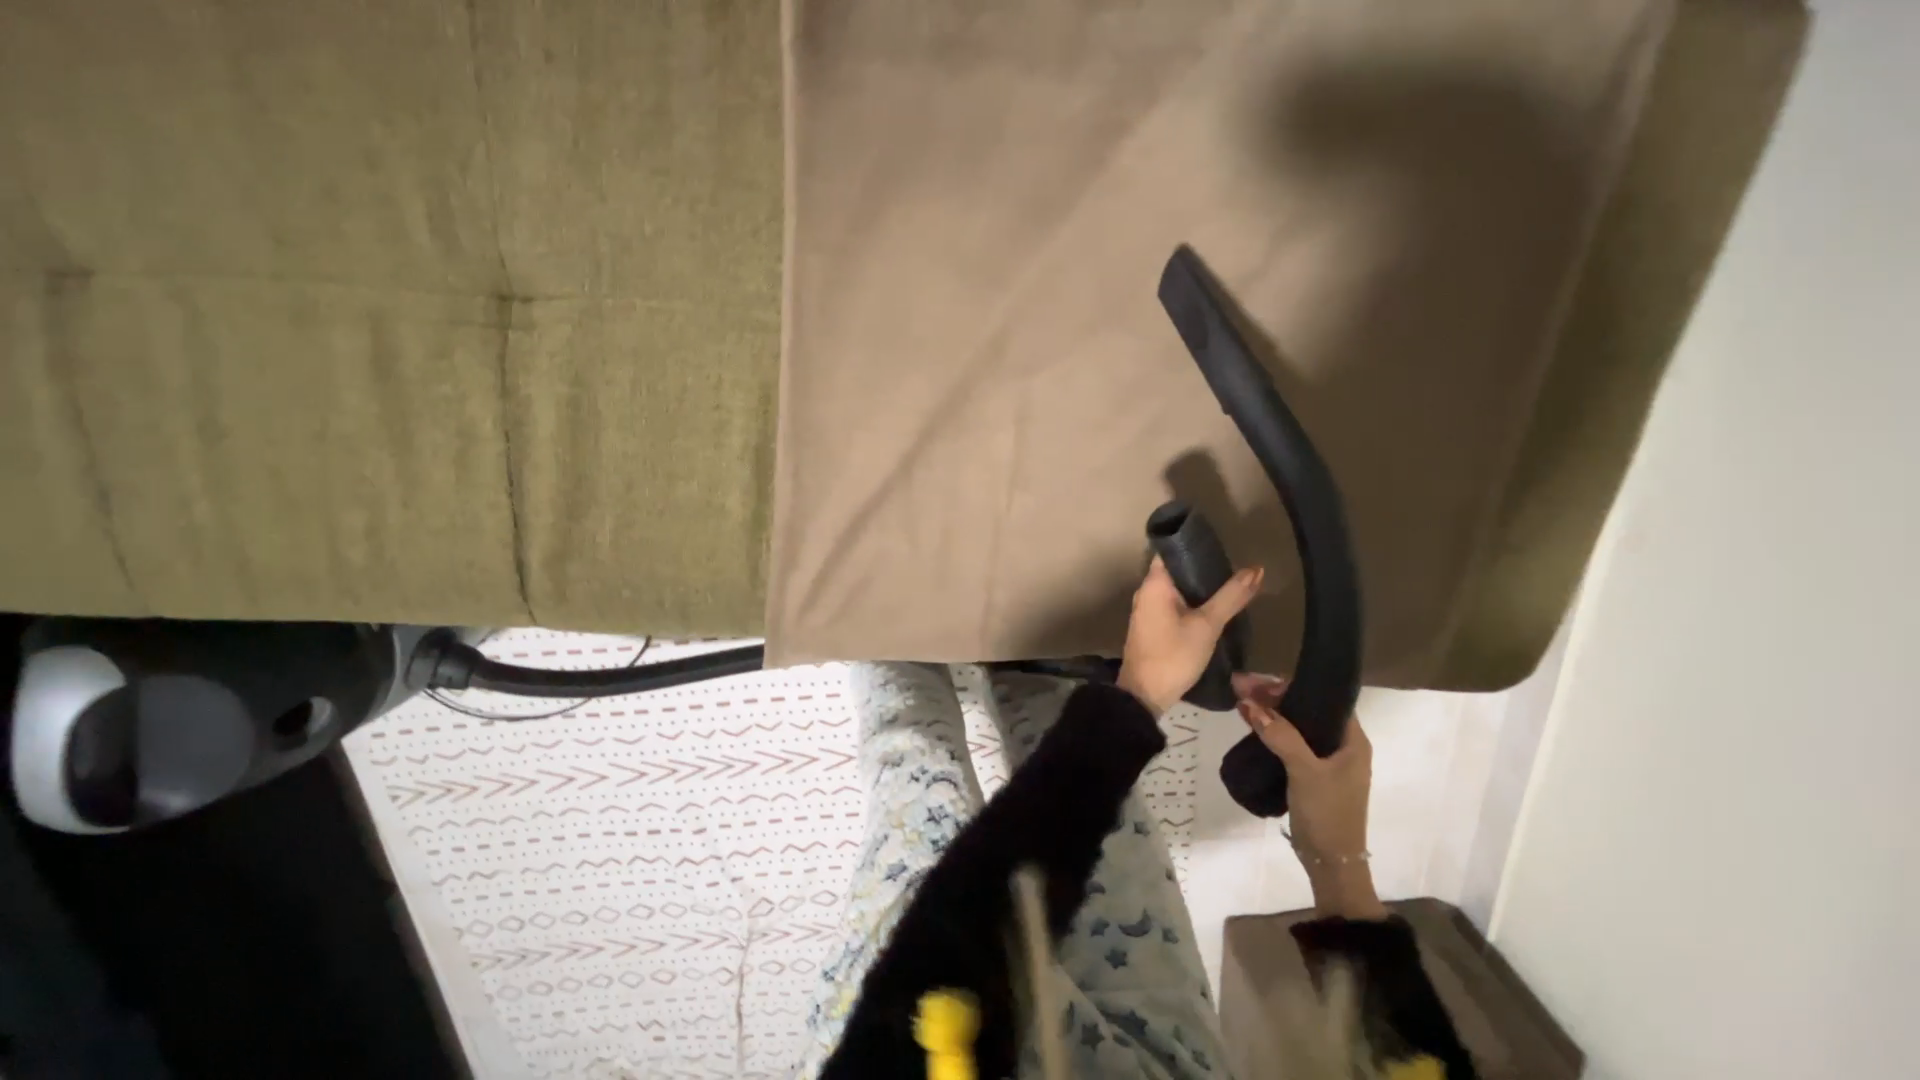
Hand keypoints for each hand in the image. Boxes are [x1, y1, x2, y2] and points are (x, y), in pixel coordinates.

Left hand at [1115, 557, 1263, 714]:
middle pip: (1175, 569)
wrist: (1144, 695)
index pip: (1171, 550)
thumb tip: (1256, 569)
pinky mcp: (1151, 626)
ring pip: (1175, 588)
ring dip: (1197, 587)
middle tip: (1232, 565)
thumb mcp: (1207, 625)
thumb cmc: (1174, 655)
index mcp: (1154, 584)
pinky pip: (1172, 604)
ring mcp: (1146, 610)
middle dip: (1201, 567)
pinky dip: (1190, 603)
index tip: (1220, 543)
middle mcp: (1146, 592)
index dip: (1194, 544)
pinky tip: (1211, 608)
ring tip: (1227, 584)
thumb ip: (1231, 597)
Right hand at [1234, 674, 1384, 918]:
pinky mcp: (1311, 776)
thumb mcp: (1305, 772)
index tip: (1262, 682)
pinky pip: (1290, 744)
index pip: (1325, 698)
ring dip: (1271, 714)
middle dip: (1275, 697)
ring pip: (1297, 727)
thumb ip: (1280, 736)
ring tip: (1240, 702)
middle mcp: (1342, 746)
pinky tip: (1251, 727)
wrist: (1332, 863)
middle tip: (1242, 688)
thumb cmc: (1328, 813)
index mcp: (1353, 740)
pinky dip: (1272, 733)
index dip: (1295, 686)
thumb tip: (1250, 704)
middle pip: (1308, 710)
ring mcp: (1326, 762)